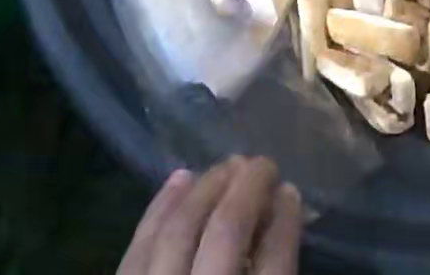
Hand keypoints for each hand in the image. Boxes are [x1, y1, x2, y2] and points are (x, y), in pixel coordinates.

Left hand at [117, 157, 301, 274]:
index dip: (287, 219)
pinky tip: (181, 177)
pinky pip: (138, 247)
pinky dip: (160, 207)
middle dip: (249, 188)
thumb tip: (282, 224)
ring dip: (208, 188)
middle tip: (264, 165)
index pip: (275, 261)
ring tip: (230, 164)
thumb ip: (274, 270)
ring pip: (180, 231)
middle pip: (227, 232)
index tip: (292, 191)